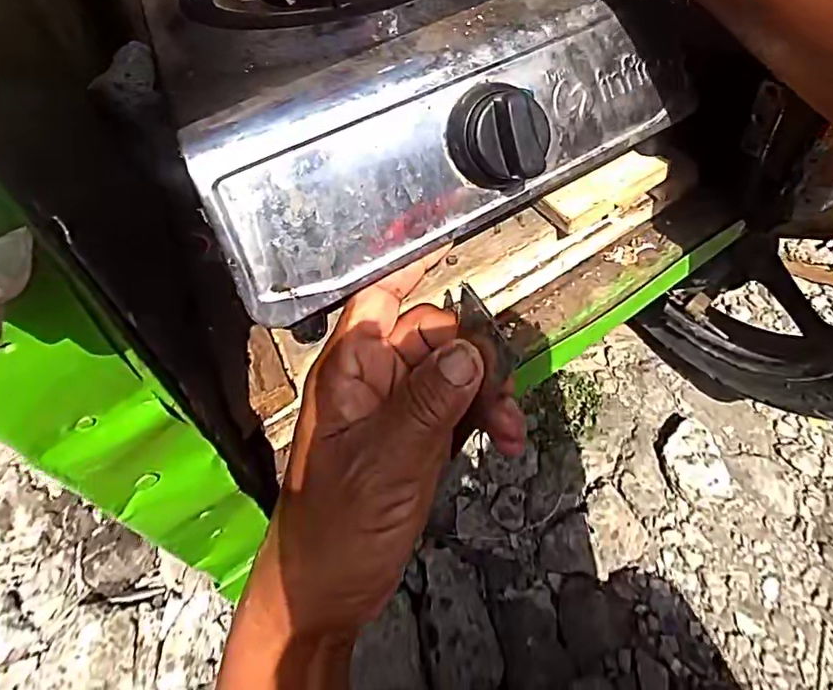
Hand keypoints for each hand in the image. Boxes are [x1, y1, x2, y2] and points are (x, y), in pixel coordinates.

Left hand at [219, 256, 526, 687]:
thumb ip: (427, 404)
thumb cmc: (333, 527)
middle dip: (472, 355)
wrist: (326, 588)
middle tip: (498, 394)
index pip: (378, 299)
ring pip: (451, 370)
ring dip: (485, 391)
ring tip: (505, 429)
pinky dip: (482, 416)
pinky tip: (499, 440)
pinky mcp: (415, 434)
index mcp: (348, 369)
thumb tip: (465, 353)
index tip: (448, 244)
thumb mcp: (385, 463)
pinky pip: (456, 405)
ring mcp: (395, 406)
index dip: (410, 270)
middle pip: (431, 333)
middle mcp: (371, 378)